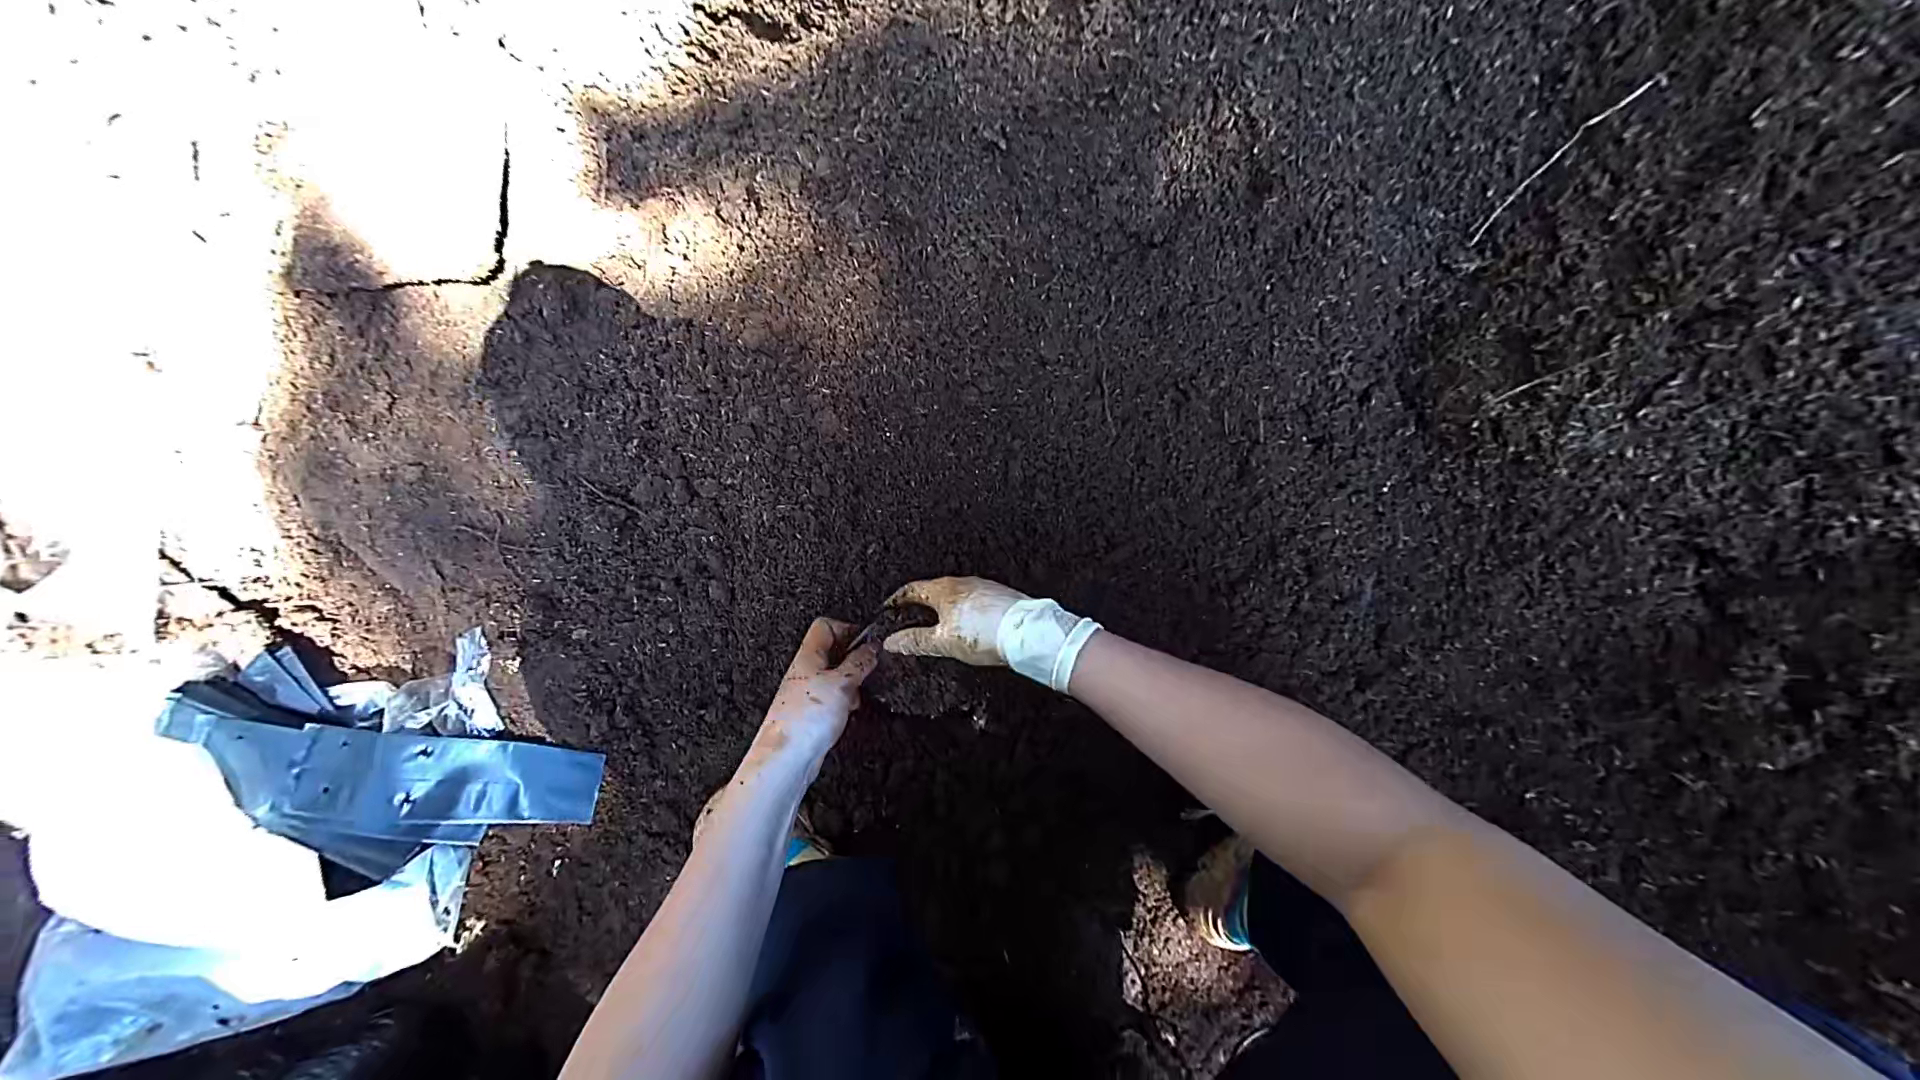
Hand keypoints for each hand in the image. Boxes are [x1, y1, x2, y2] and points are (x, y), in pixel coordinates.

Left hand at [746, 618, 877, 767]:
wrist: (786, 760)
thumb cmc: (804, 721)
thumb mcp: (842, 683)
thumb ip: (860, 662)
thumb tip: (872, 647)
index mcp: (807, 656)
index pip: (826, 625)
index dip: (848, 629)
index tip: (866, 643)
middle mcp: (804, 671)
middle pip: (832, 650)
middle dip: (853, 660)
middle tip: (864, 670)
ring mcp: (806, 692)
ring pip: (834, 675)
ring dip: (850, 683)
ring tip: (854, 695)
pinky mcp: (810, 712)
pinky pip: (832, 697)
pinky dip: (844, 701)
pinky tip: (846, 712)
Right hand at [881, 576, 1031, 665]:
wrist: (1028, 632)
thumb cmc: (986, 633)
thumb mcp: (943, 642)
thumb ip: (915, 640)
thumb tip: (891, 641)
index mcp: (944, 589)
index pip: (911, 589)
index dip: (897, 600)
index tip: (889, 606)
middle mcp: (963, 582)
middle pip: (934, 590)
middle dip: (921, 603)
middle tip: (911, 615)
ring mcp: (983, 587)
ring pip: (956, 594)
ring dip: (945, 606)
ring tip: (939, 622)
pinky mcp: (999, 597)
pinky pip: (974, 601)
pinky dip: (964, 610)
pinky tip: (969, 624)